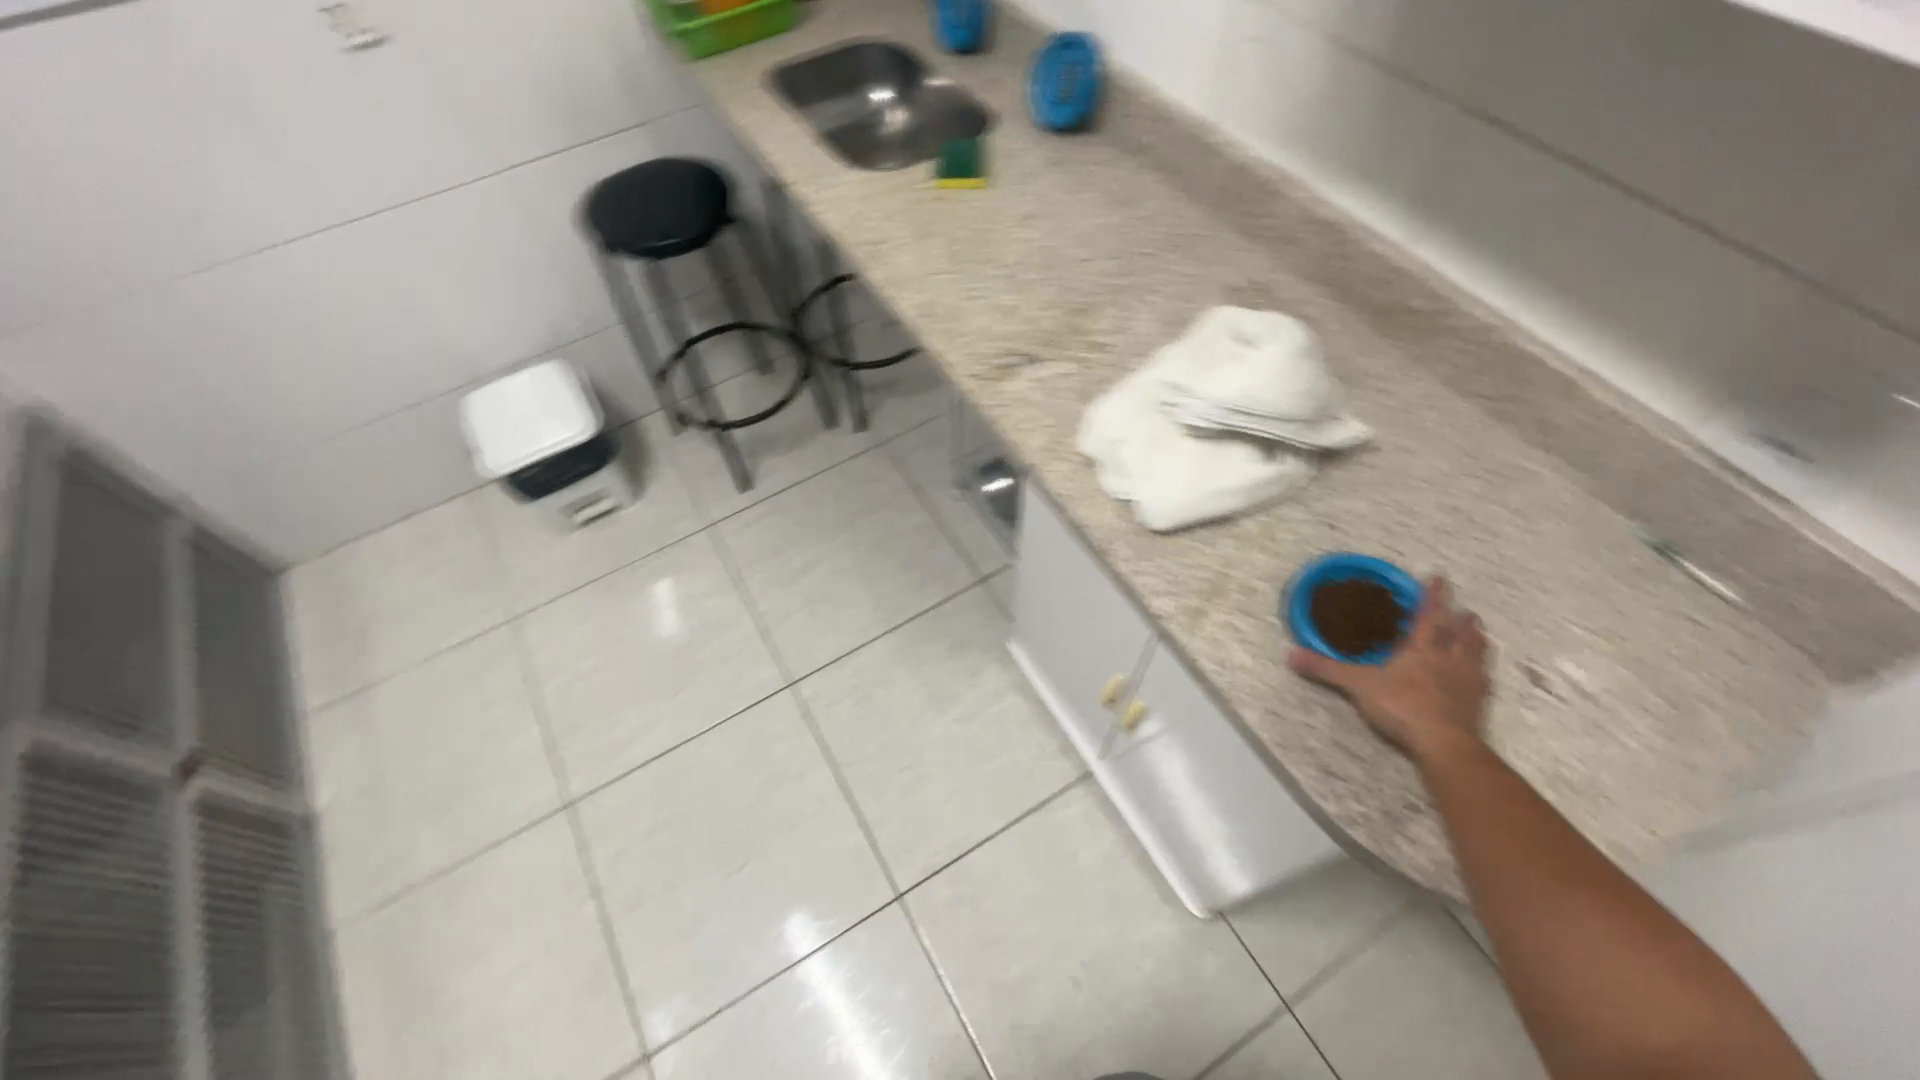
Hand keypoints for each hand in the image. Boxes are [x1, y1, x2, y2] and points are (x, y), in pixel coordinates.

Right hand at [1289, 577, 1491, 765]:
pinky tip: (1484, 677)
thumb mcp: (1357, 686)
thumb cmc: (1402, 706)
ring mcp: (1467, 682)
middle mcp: (1448, 659)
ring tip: (1480, 633)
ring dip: (1478, 642)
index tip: (1438, 578)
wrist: (1444, 743)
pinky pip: (1484, 683)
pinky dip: (1484, 674)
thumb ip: (1327, 669)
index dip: (1432, 596)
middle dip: (1462, 620)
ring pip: (1477, 654)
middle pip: (1460, 634)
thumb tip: (1291, 654)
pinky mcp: (1477, 704)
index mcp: (1421, 649)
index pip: (1428, 615)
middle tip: (1467, 611)